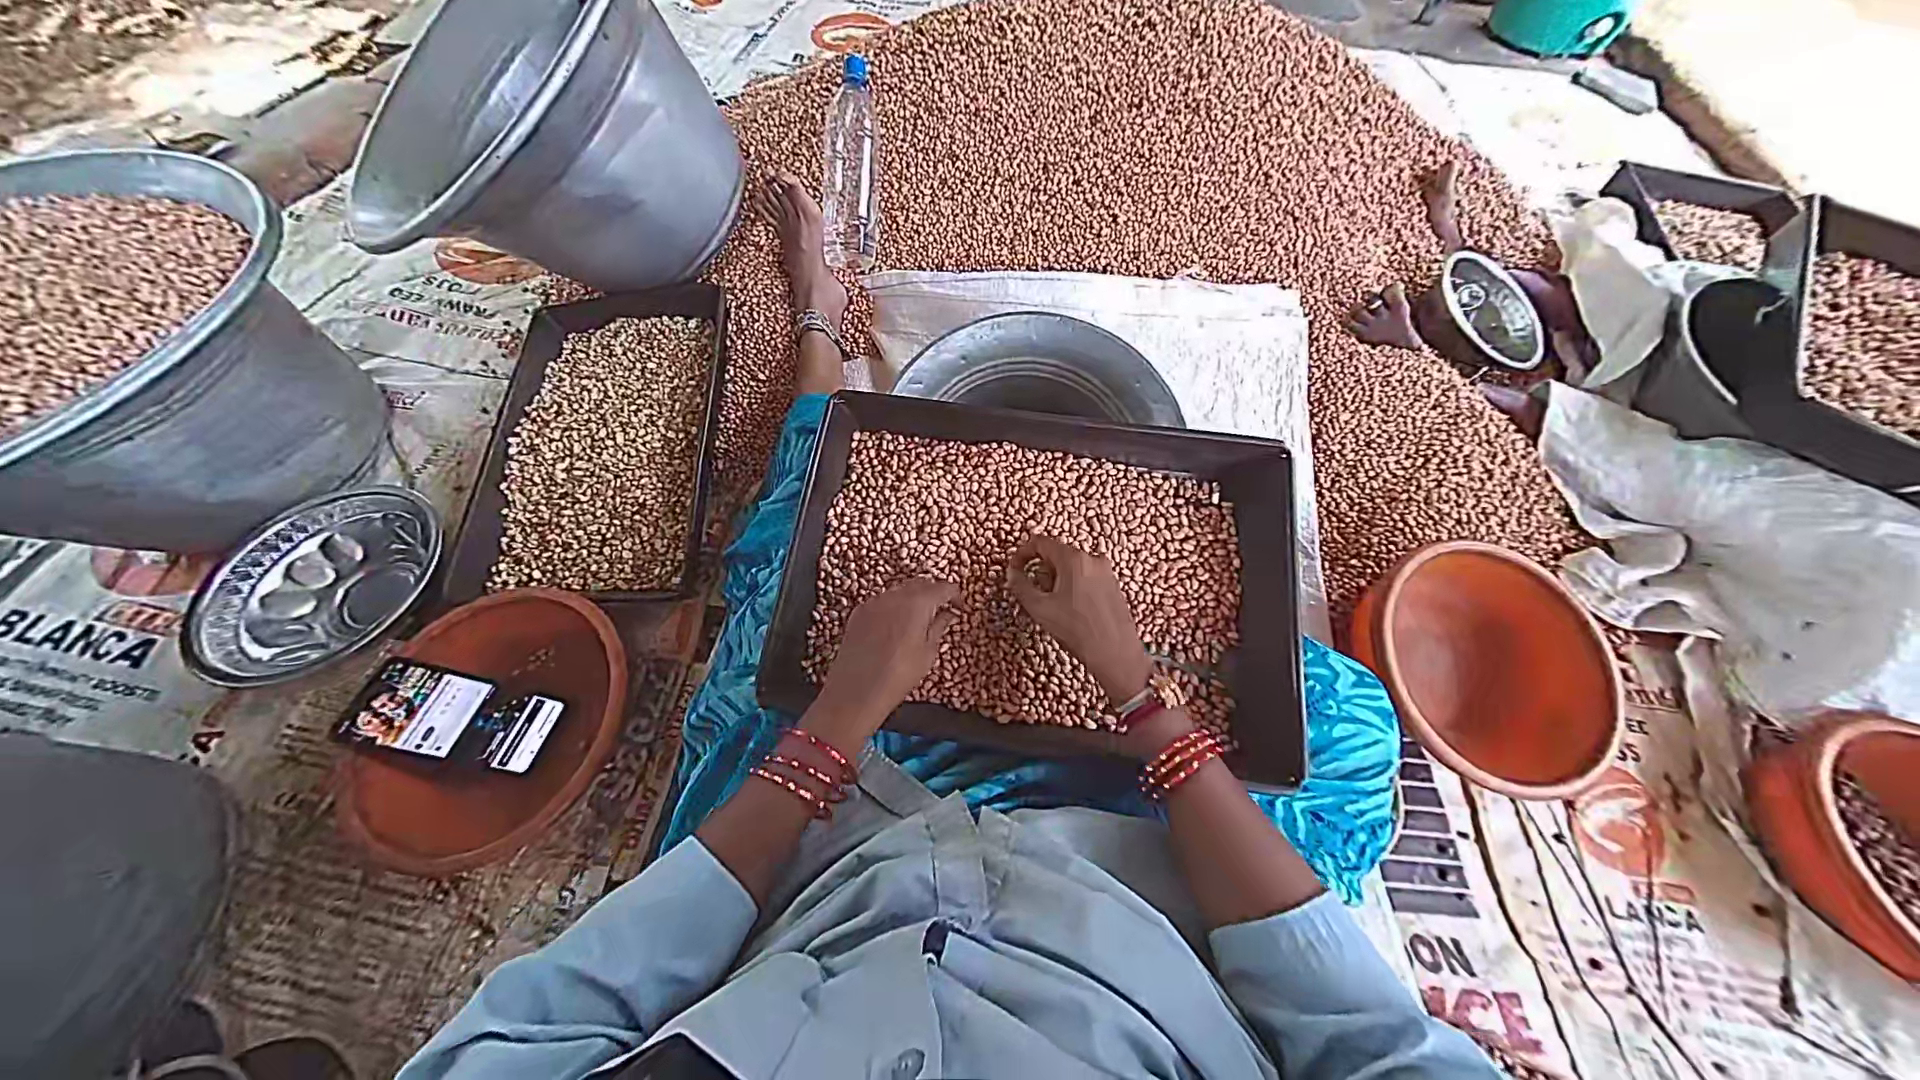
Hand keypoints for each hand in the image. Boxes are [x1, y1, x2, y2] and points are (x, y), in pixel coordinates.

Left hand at [810, 577, 957, 745]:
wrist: (857, 690)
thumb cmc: (897, 675)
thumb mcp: (928, 652)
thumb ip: (940, 626)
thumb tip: (948, 614)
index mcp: (918, 603)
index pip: (943, 587)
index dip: (954, 594)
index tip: (958, 605)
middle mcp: (895, 596)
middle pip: (920, 584)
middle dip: (933, 593)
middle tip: (942, 610)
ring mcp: (874, 603)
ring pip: (899, 591)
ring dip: (912, 599)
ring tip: (919, 621)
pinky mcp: (859, 613)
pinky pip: (882, 602)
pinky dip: (893, 608)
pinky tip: (896, 627)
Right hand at [1004, 534, 1152, 705]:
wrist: (1115, 653)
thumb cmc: (1081, 632)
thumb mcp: (1040, 608)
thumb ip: (1020, 585)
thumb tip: (1013, 574)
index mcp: (1074, 559)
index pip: (1040, 542)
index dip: (1022, 554)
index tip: (1016, 567)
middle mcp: (1092, 560)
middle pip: (1057, 554)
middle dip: (1041, 571)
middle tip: (1036, 594)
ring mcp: (1105, 572)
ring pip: (1071, 567)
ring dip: (1057, 581)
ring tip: (1056, 607)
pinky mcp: (1112, 586)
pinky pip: (1086, 578)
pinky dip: (1073, 587)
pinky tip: (1072, 611)